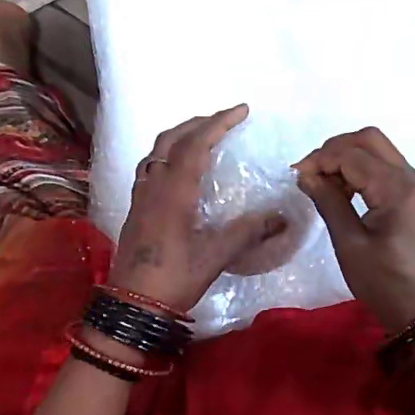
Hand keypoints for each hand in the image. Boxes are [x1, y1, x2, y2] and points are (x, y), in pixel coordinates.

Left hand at [110, 105, 290, 312]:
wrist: (133, 304)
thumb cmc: (174, 279)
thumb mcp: (215, 256)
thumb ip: (248, 233)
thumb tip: (282, 218)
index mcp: (173, 192)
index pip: (196, 144)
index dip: (218, 123)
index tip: (241, 110)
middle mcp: (153, 186)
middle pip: (170, 140)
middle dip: (197, 123)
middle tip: (222, 120)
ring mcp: (139, 198)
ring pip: (155, 152)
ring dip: (177, 137)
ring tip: (199, 138)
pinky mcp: (134, 211)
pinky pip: (148, 168)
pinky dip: (165, 156)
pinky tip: (175, 171)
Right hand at [294, 127, 414, 332]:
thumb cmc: (382, 281)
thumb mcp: (349, 243)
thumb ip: (328, 202)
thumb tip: (305, 174)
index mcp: (399, 190)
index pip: (354, 155)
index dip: (321, 159)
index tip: (296, 175)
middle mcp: (412, 179)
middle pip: (370, 140)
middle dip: (335, 150)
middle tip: (310, 173)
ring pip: (377, 150)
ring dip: (346, 158)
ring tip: (323, 184)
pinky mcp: (412, 194)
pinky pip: (383, 167)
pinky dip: (359, 170)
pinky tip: (341, 190)